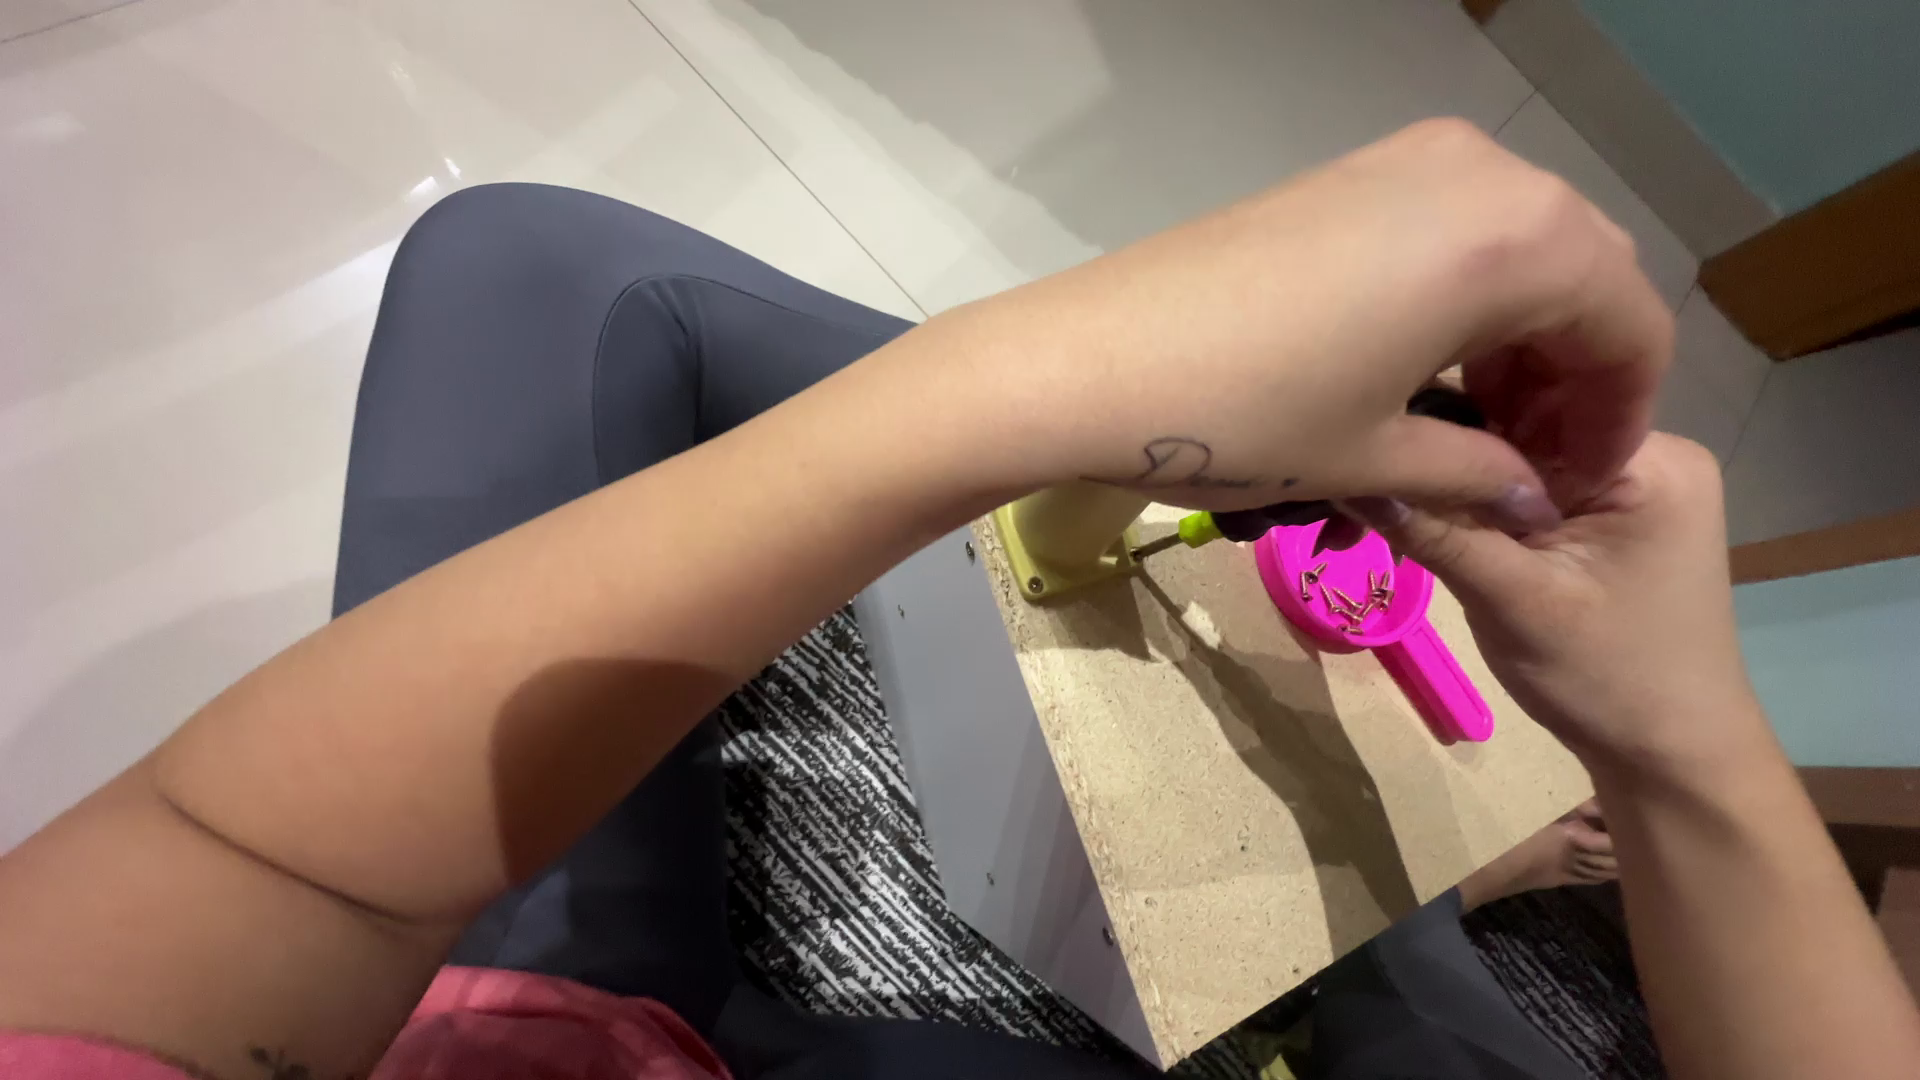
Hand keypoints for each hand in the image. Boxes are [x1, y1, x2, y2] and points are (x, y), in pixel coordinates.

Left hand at [936, 118, 1671, 523]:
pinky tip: (1404, 368)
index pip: (1628, 326)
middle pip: (1569, 278)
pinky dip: (1441, 303)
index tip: (1575, 483)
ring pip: (1497, 254)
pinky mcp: (1326, 182)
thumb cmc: (1239, 419)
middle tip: (1516, 464)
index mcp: (1515, 237)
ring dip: (1500, 340)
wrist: (1084, 363)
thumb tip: (1529, 495)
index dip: (1616, 417)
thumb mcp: (1368, 460)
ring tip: (1461, 427)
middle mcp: (1471, 171)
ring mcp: (1390, 163)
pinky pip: (1427, 238)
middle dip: (1559, 377)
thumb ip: (1472, 475)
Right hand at [1352, 434, 1766, 772]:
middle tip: (1346, 487)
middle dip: (1428, 461)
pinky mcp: (1585, 517)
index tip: (1360, 448)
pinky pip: (1504, 493)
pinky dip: (1453, 508)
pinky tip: (1403, 521)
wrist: (1665, 753)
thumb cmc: (1606, 675)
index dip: (1437, 423)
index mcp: (1647, 458)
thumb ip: (1432, 530)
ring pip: (1496, 464)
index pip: (1523, 405)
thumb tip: (1346, 477)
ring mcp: (1611, 487)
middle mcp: (1636, 454)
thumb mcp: (1509, 597)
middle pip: (1506, 431)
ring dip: (1432, 487)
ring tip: (1359, 507)